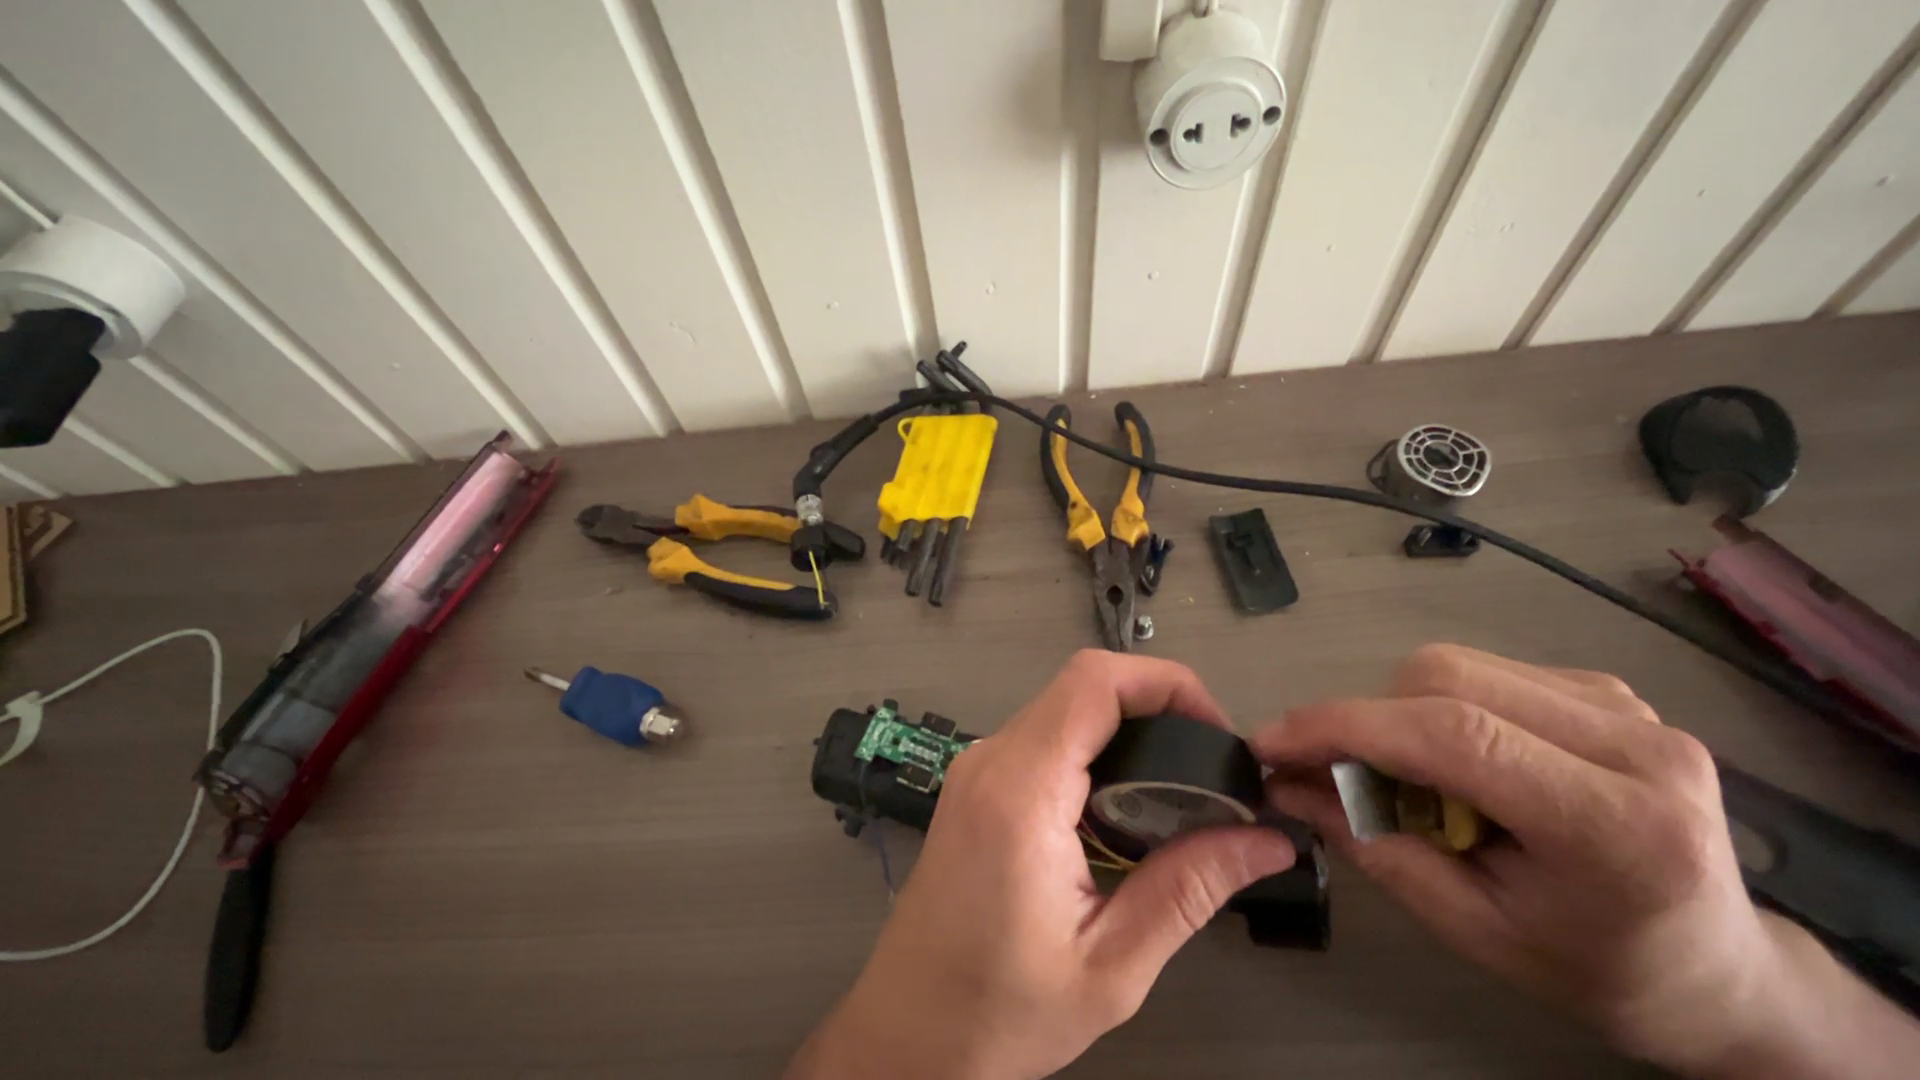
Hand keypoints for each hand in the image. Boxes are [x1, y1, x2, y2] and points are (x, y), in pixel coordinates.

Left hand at [786, 650, 1294, 1079]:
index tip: (1218, 734)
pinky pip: (1045, 741)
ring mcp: (977, 771)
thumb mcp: (1111, 964)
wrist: (907, 1032)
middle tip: (1211, 775)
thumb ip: (1188, 890)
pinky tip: (1127, 812)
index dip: (1167, 683)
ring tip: (1180, 796)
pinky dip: (1096, 756)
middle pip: (1083, 688)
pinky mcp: (975, 788)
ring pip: (1065, 712)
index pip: (1094, 682)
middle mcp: (990, 762)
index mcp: (1020, 792)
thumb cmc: (997, 1010)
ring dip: (1128, 736)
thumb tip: (1264, 840)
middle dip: (1159, 711)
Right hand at [1256, 644, 1919, 1077]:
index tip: (1271, 744)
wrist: (1713, 966)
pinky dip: (1441, 708)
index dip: (1346, 728)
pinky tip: (1461, 762)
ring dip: (1401, 713)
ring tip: (1411, 779)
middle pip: (1447, 678)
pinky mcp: (1613, 692)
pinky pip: (1486, 671)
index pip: (1454, 737)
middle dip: (1367, 719)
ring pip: (1458, 664)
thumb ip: (1375, 846)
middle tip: (1337, 773)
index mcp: (1615, 825)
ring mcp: (1632, 708)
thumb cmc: (1592, 966)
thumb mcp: (1471, 928)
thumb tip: (1288, 783)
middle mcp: (1636, 745)